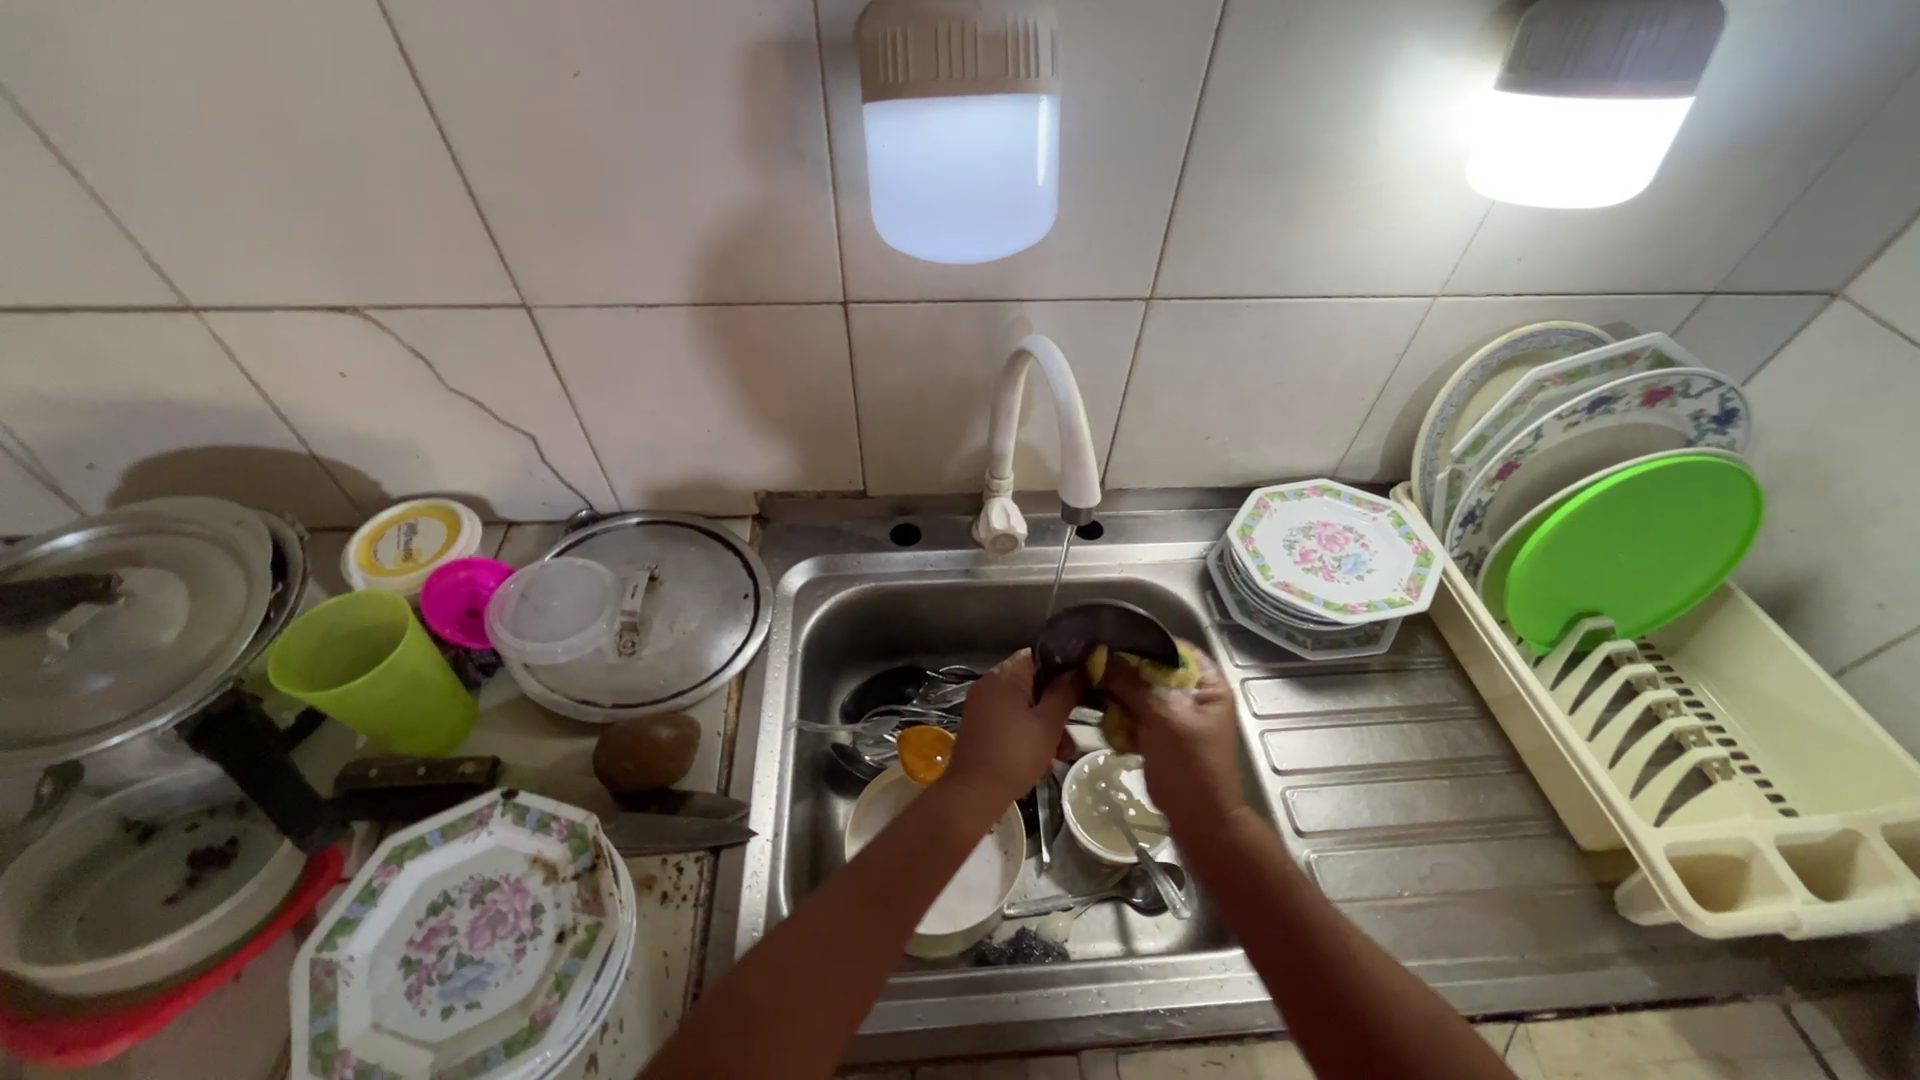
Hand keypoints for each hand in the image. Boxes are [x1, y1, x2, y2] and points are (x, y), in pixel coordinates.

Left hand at [944, 650, 1082, 805]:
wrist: (973, 794)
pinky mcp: (980, 726)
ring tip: (1063, 752)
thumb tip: (1079, 670)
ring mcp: (982, 706)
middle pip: (1031, 682)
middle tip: (1074, 726)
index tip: (1082, 684)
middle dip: (1056, 704)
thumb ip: (1065, 693)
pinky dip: (1028, 732)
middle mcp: (989, 684)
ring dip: (1045, 724)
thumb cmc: (1015, 755)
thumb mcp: (1048, 724)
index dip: (1061, 666)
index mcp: (1004, 676)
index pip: (1037, 655)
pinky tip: (1044, 758)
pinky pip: (1010, 720)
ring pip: (1023, 705)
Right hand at [1102, 646, 1248, 828]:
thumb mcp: (1162, 718)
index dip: (1145, 641)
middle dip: (1125, 670)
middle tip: (1094, 666)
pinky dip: (1121, 717)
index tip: (1111, 640)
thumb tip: (1100, 657)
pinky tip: (1105, 719)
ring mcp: (1176, 716)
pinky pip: (1136, 715)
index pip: (1175, 647)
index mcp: (1207, 684)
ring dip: (1119, 695)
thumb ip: (1132, 685)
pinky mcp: (1160, 735)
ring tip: (1094, 691)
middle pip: (1154, 670)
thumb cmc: (1191, 766)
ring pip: (1141, 693)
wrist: (1199, 820)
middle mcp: (1193, 695)